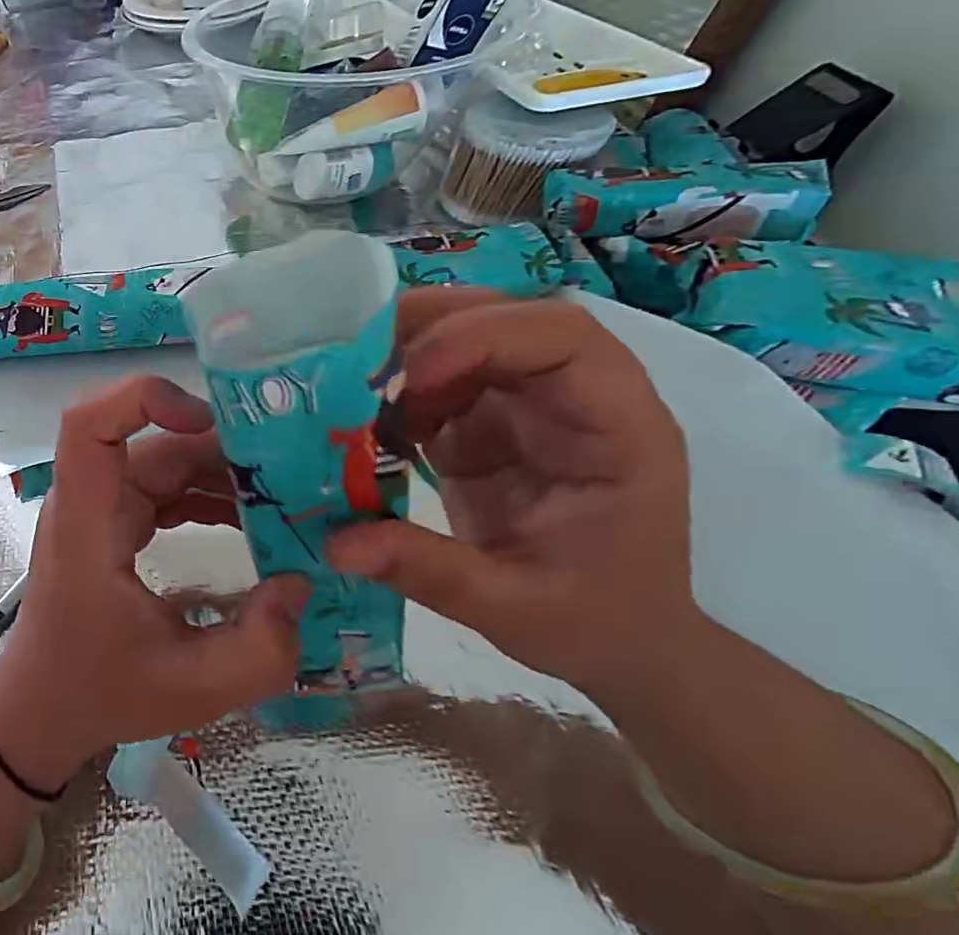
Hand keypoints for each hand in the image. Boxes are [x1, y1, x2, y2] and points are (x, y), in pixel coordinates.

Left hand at [0, 376, 311, 788]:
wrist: (41, 709)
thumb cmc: (98, 694)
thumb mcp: (190, 689)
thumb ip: (258, 650)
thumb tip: (300, 584)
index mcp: (88, 527)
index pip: (89, 426)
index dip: (142, 399)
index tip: (208, 420)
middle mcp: (92, 503)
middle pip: (156, 443)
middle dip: (224, 449)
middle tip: (293, 474)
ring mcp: (105, 508)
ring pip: (168, 459)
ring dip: (225, 472)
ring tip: (286, 498)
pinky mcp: (118, 520)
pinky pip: (170, 485)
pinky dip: (212, 493)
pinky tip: (255, 520)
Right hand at [326, 289, 699, 694]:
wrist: (621, 639)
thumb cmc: (595, 623)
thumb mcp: (513, 609)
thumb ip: (428, 571)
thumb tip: (337, 545)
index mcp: (619, 429)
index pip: (563, 338)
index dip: (482, 337)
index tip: (411, 376)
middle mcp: (578, 398)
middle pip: (510, 319)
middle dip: (431, 325)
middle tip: (355, 355)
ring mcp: (532, 406)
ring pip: (470, 338)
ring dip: (406, 351)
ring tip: (346, 384)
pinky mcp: (493, 423)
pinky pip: (443, 382)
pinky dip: (398, 391)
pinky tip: (362, 422)